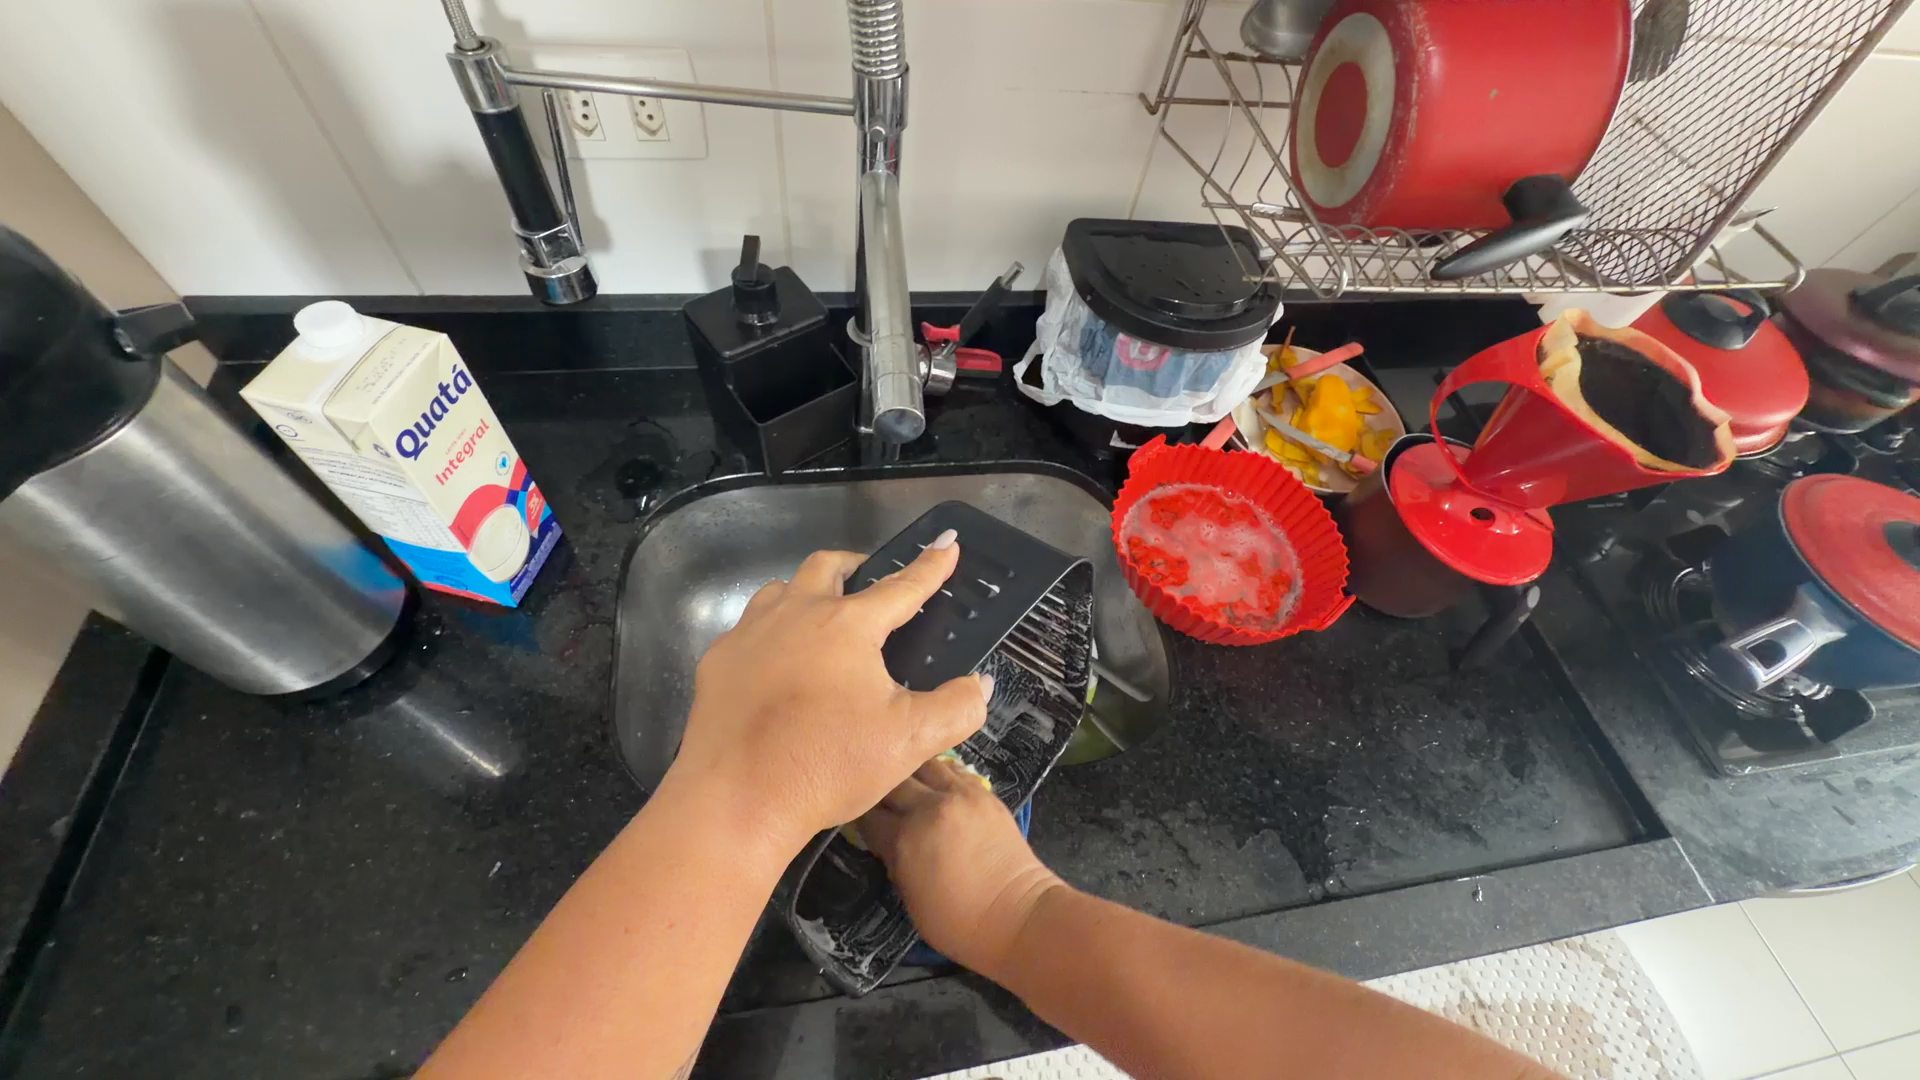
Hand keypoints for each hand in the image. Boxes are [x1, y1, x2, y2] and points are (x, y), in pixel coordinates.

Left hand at [666, 531, 991, 854]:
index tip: (947, 542)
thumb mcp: (909, 741)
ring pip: (781, 589)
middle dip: (857, 564)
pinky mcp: (718, 661)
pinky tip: (777, 663)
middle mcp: (797, 614)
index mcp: (847, 626)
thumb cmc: (827, 764)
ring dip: (807, 591)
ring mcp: (750, 634)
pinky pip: (750, 627)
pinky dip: (772, 630)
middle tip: (872, 582)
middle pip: (828, 566)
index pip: (901, 587)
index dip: (930, 565)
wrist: (736, 802)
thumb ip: (957, 707)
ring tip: (822, 617)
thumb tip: (981, 683)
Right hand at [857, 758, 1065, 978]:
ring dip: (910, 771)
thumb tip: (887, 839)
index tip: (856, 816)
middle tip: (879, 796)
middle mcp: (929, 808)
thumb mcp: (910, 900)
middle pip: (892, 781)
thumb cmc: (959, 922)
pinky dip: (939, 772)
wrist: (1017, 915)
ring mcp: (959, 794)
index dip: (859, 815)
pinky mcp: (982, 791)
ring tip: (907, 782)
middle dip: (881, 788)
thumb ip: (894, 861)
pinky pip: (953, 769)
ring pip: (923, 763)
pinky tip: (936, 784)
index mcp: (905, 840)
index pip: (868, 815)